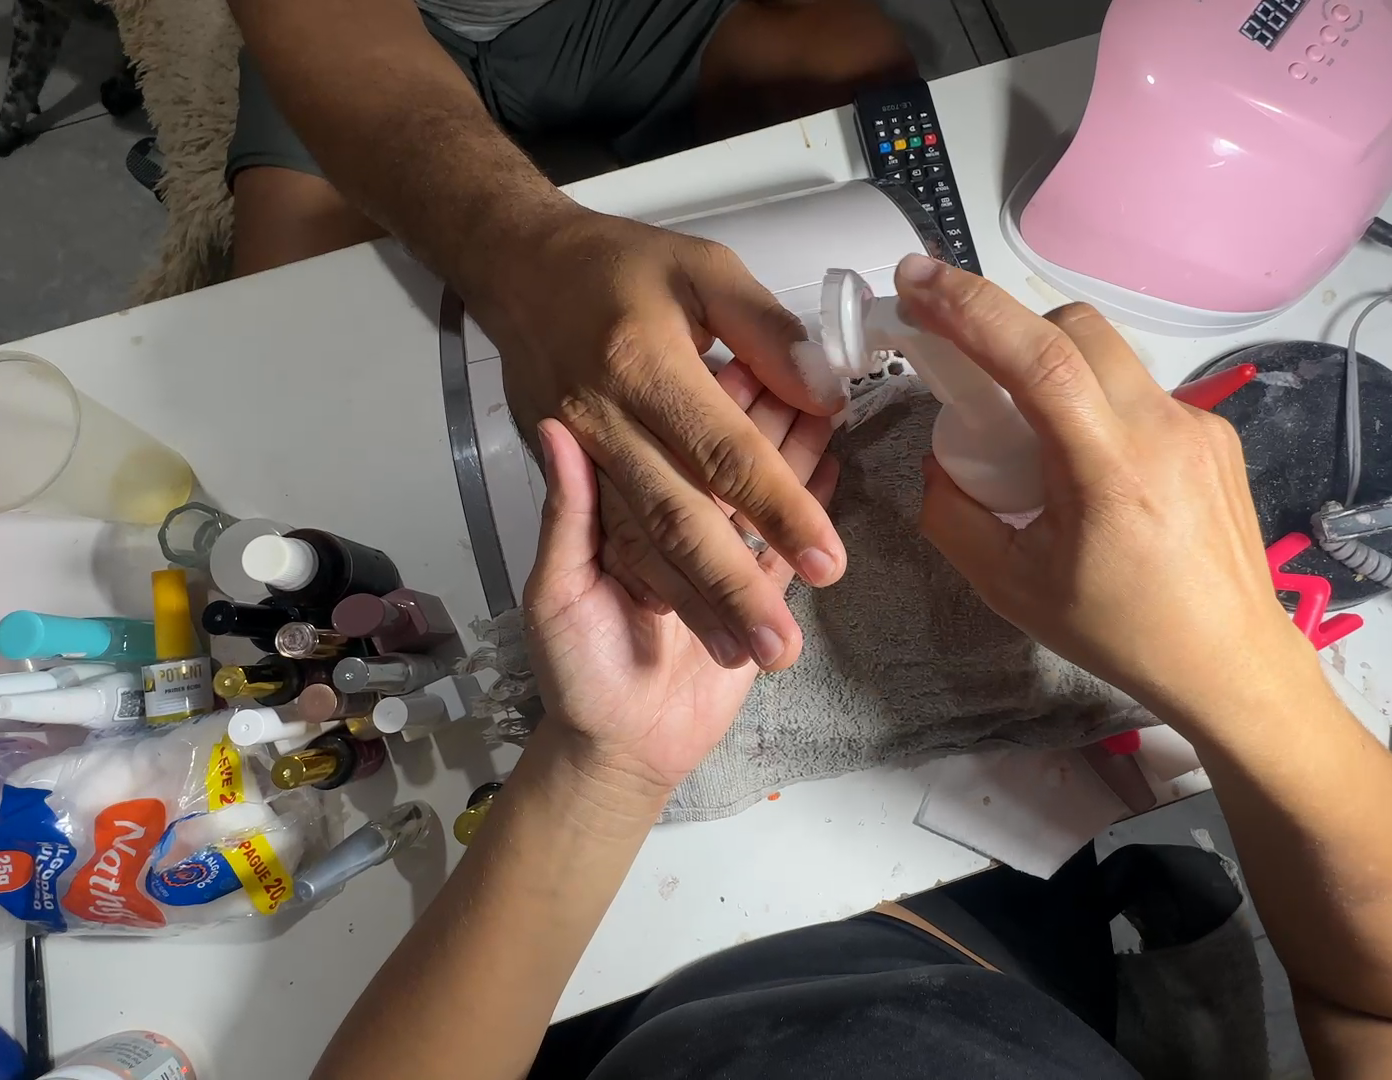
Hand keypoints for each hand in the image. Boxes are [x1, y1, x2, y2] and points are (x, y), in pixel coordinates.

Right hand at [465, 208, 846, 673]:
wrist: (518, 271)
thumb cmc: (618, 265)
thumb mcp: (703, 270)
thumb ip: (764, 332)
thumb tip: (822, 395)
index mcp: (646, 366)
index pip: (728, 453)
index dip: (781, 509)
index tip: (827, 562)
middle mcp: (607, 421)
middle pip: (677, 519)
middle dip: (732, 588)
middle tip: (780, 647)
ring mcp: (579, 451)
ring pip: (639, 542)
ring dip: (688, 603)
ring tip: (740, 654)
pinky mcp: (567, 466)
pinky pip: (611, 533)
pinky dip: (651, 575)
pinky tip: (692, 611)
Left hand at [523, 362, 839, 792]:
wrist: (624, 746)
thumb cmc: (576, 668)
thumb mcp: (558, 587)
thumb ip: (569, 513)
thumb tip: (556, 426)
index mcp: (633, 512)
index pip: (673, 442)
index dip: (701, 397)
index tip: (729, 343)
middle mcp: (683, 523)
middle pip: (729, 459)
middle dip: (765, 411)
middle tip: (804, 359)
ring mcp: (727, 556)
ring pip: (766, 493)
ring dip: (798, 449)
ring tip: (831, 399)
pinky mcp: (761, 592)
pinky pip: (790, 544)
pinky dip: (812, 509)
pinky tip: (835, 466)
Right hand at [896, 255, 1315, 723]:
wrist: (1229, 664)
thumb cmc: (1115, 632)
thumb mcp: (1006, 584)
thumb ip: (952, 513)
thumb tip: (939, 462)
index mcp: (1109, 471)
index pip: (1039, 358)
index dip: (972, 308)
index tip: (916, 280)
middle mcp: (1162, 429)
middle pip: (1073, 328)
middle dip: (1004, 322)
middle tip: (956, 354)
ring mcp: (1196, 425)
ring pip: (1105, 350)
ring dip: (1043, 357)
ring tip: (1016, 420)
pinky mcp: (1211, 433)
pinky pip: (1131, 386)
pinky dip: (1083, 393)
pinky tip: (1075, 454)